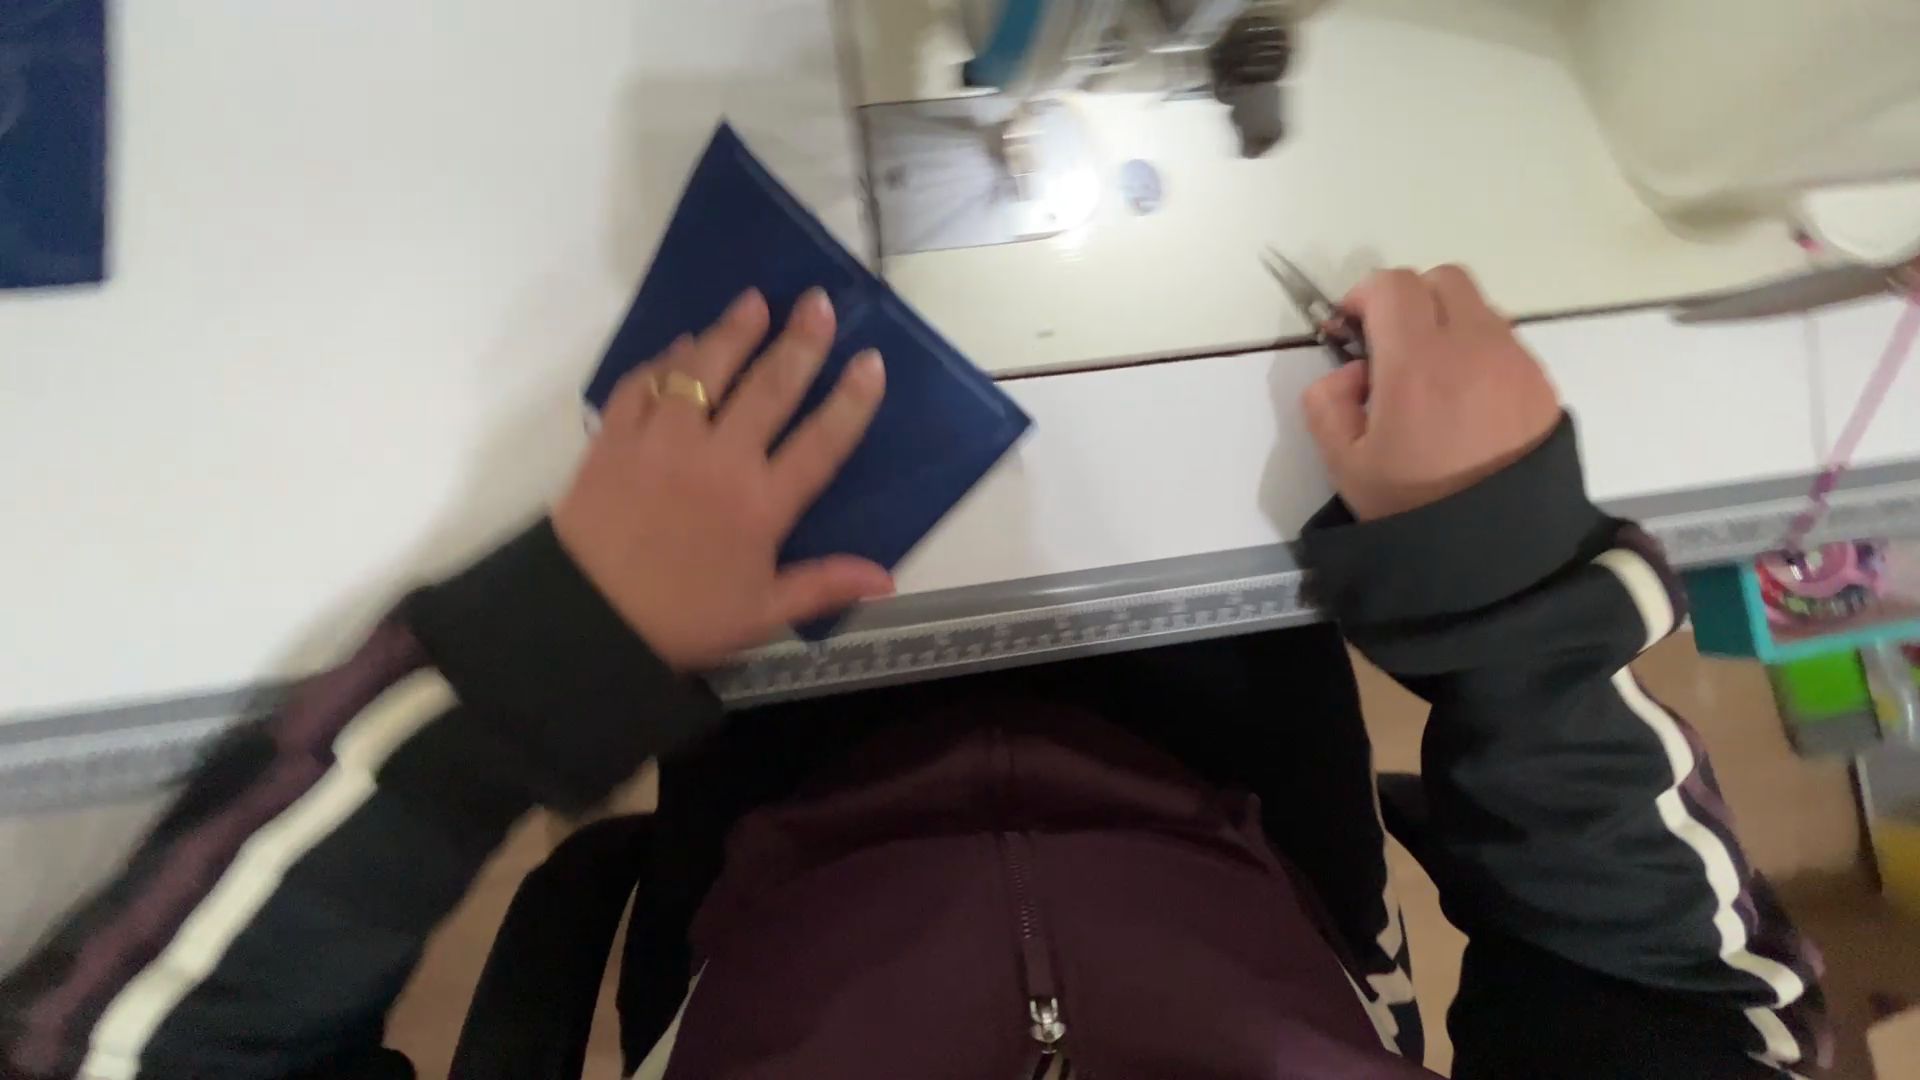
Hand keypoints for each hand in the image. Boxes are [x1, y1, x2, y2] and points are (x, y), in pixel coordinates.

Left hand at [553, 288, 891, 671]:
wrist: (584, 620)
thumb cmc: (682, 618)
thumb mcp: (761, 614)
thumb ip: (824, 586)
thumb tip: (887, 579)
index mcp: (761, 505)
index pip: (819, 443)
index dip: (850, 402)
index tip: (870, 362)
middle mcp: (718, 461)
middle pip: (768, 390)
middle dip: (799, 343)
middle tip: (818, 303)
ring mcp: (663, 442)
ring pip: (704, 371)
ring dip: (733, 333)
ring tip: (754, 302)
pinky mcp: (617, 436)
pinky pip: (646, 383)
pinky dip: (668, 360)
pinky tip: (684, 345)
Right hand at [1300, 265, 1560, 520]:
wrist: (1492, 542)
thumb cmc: (1409, 500)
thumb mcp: (1341, 461)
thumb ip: (1326, 403)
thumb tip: (1350, 373)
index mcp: (1417, 362)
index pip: (1392, 285)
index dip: (1363, 296)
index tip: (1349, 331)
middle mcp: (1472, 345)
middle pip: (1440, 279)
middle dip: (1405, 300)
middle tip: (1385, 346)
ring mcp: (1513, 359)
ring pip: (1475, 305)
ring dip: (1441, 323)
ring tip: (1423, 379)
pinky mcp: (1538, 379)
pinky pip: (1500, 339)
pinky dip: (1471, 350)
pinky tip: (1457, 399)